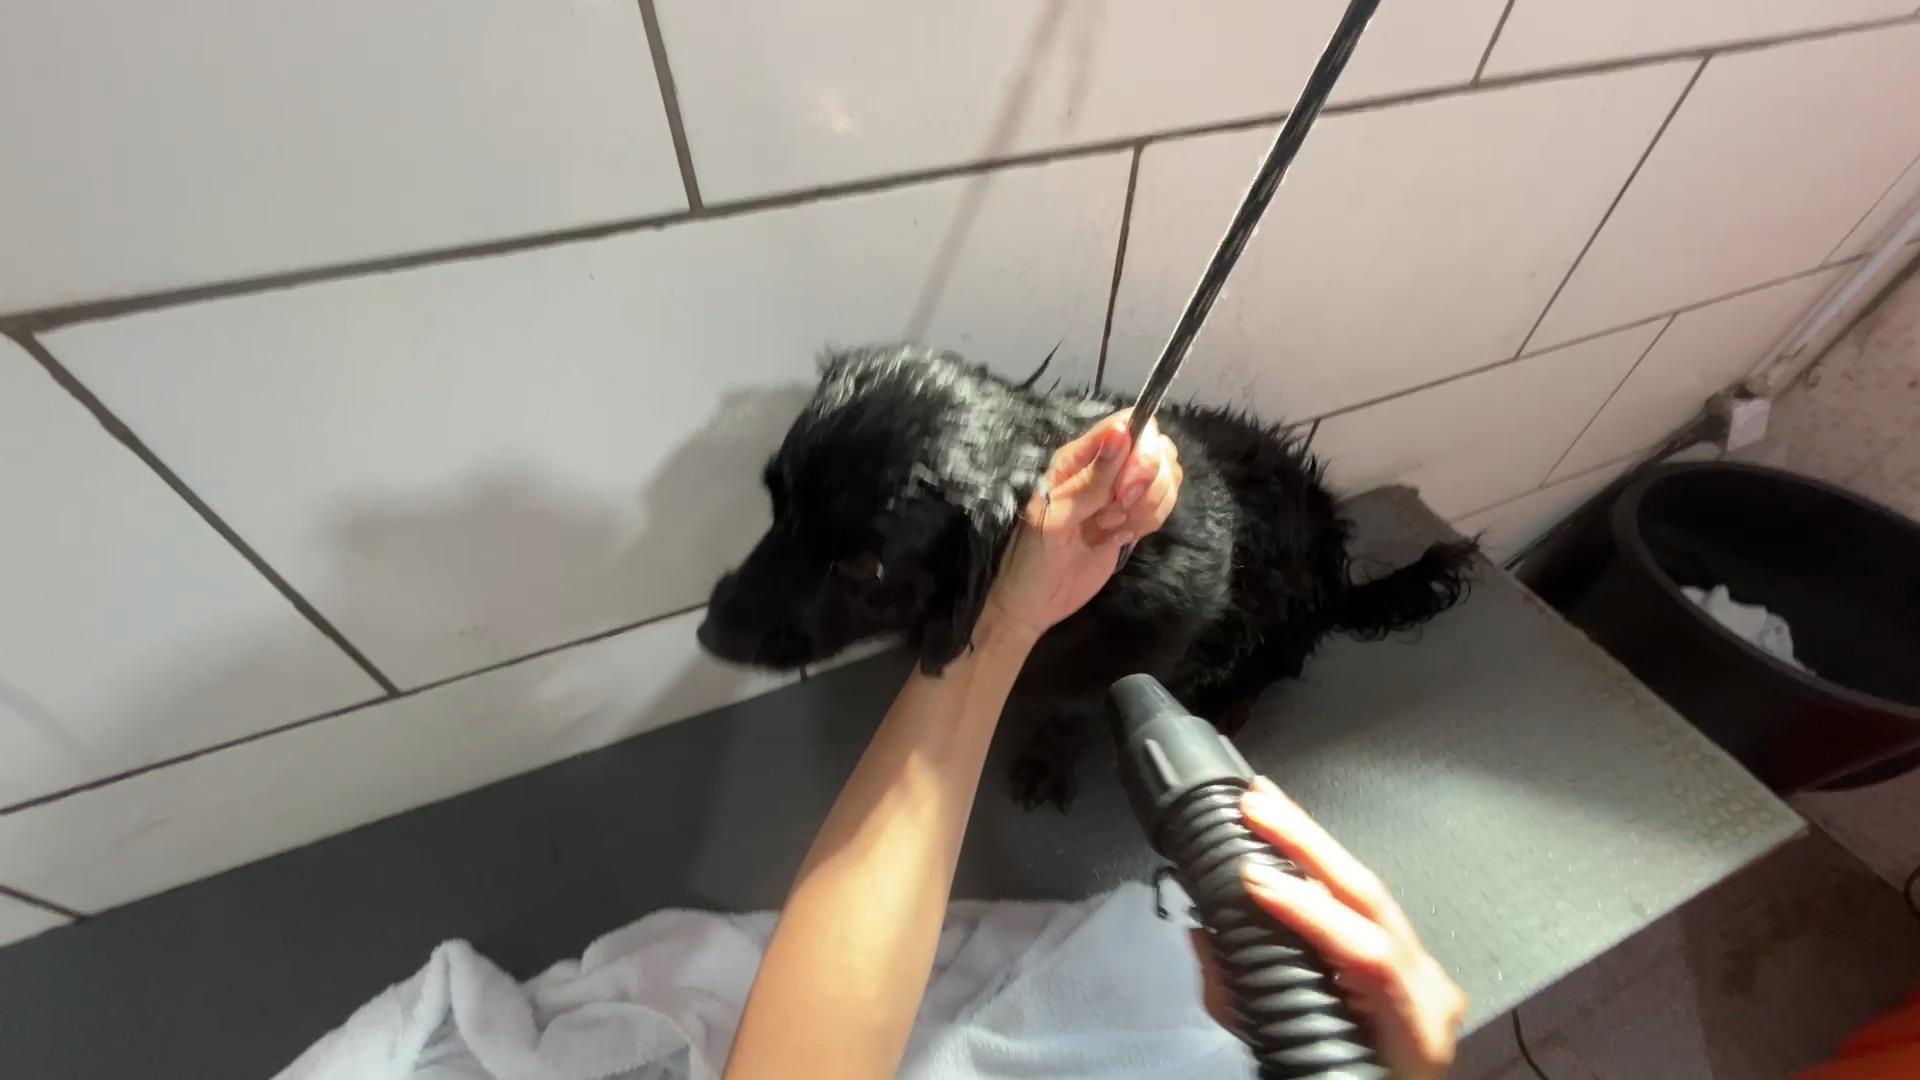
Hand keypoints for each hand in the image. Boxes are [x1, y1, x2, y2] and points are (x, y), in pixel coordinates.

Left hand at [982, 411, 1180, 639]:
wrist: (1037, 601)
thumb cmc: (1035, 557)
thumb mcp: (1057, 518)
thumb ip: (1091, 479)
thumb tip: (1120, 432)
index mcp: (1077, 458)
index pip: (1128, 424)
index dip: (1141, 451)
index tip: (1126, 489)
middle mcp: (1103, 467)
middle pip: (1157, 449)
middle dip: (1147, 485)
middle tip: (1116, 515)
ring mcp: (1121, 492)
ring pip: (1165, 477)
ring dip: (1148, 507)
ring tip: (1111, 530)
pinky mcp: (1133, 516)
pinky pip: (1161, 504)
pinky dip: (1151, 522)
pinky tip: (1120, 538)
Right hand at [1193, 778, 1465, 1079]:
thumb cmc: (1341, 1077)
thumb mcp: (1293, 1057)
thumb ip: (1244, 1001)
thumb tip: (1204, 935)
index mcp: (1412, 1029)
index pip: (1369, 955)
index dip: (1311, 911)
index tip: (1252, 879)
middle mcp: (1427, 988)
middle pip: (1369, 897)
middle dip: (1304, 845)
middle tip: (1253, 807)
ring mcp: (1420, 962)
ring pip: (1363, 883)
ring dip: (1305, 836)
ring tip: (1262, 799)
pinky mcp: (1402, 944)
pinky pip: (1356, 892)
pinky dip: (1316, 855)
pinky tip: (1288, 827)